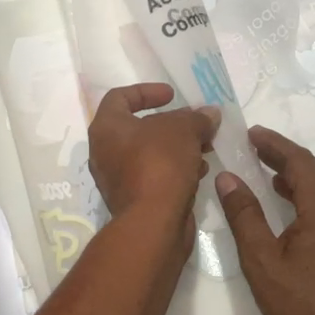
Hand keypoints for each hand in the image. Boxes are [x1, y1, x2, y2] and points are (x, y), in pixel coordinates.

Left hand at [88, 83, 218, 231]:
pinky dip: (176, 169)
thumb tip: (209, 114)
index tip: (173, 95)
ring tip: (205, 147)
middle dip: (172, 123)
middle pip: (139, 127)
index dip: (146, 91)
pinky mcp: (134, 201)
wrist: (153, 223)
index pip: (120, 97)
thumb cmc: (160, 163)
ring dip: (178, 147)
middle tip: (196, 123)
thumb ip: (196, 118)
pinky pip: (154, 175)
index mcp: (106, 128)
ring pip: (150, 153)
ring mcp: (118, 179)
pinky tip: (200, 171)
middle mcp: (105, 152)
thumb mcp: (184, 130)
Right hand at [214, 124, 314, 314]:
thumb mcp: (261, 261)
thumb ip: (244, 214)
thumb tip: (227, 177)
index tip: (249, 133)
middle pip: (313, 171)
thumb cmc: (296, 308)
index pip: (300, 163)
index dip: (275, 144)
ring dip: (292, 172)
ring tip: (262, 164)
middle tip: (252, 144)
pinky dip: (302, 192)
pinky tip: (282, 196)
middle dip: (282, 154)